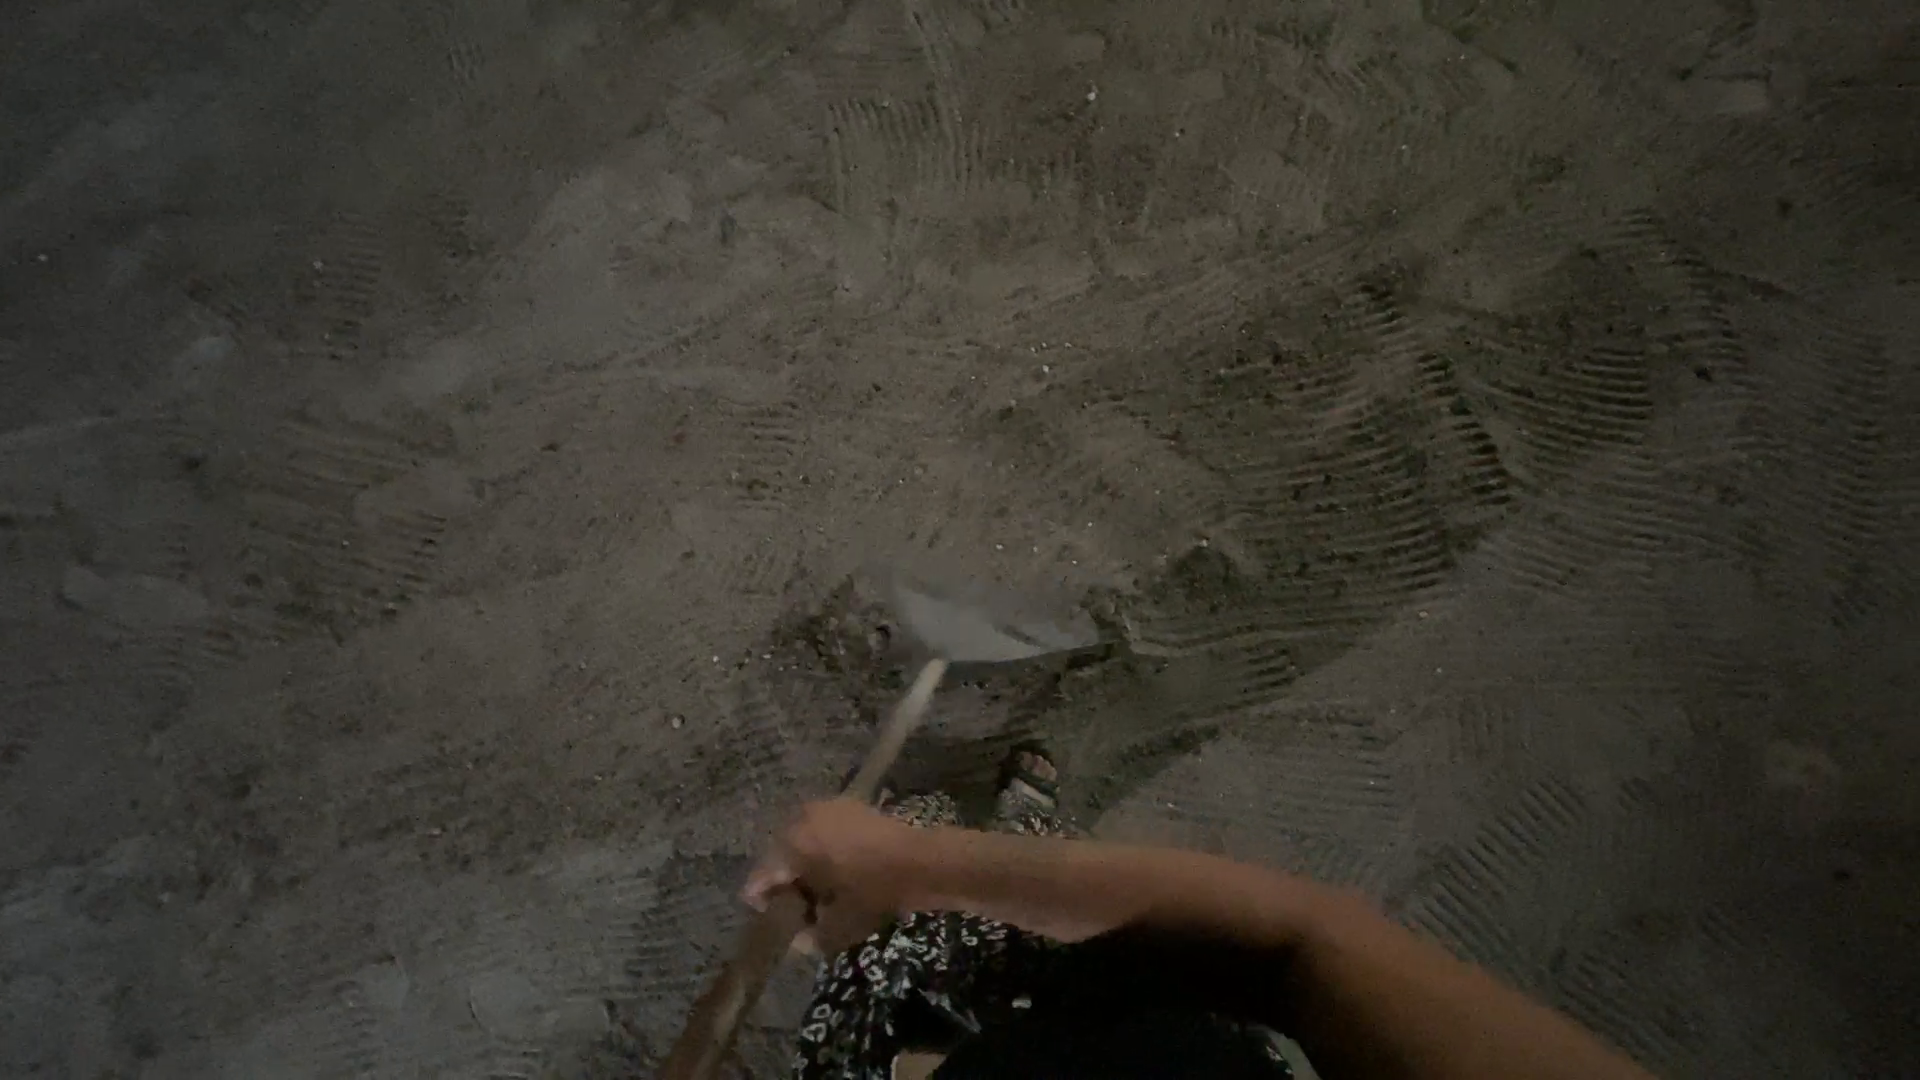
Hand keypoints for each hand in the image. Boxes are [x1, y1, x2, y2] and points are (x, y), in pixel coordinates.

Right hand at [742, 799, 929, 954]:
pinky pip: (822, 828)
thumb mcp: (838, 926)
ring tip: (819, 889)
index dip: (761, 901)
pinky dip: (822, 847)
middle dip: (784, 880)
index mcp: (792, 845)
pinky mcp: (848, 804)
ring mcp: (827, 806)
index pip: (759, 875)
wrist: (919, 860)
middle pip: (778, 854)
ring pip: (800, 839)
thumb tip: (797, 941)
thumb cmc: (874, 892)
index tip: (772, 919)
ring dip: (803, 862)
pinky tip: (838, 868)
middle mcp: (803, 818)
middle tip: (799, 907)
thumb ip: (809, 937)